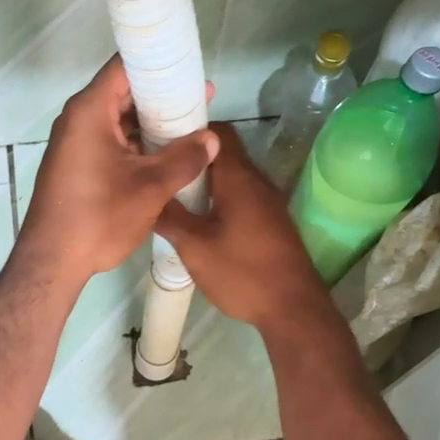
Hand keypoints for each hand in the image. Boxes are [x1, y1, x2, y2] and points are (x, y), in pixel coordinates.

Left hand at [17, 56, 218, 283]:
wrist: (52, 261)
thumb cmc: (99, 217)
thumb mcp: (151, 188)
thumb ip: (184, 159)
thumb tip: (211, 140)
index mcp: (90, 111)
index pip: (125, 66)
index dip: (160, 65)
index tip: (190, 72)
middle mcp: (77, 120)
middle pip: (123, 93)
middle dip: (161, 98)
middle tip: (199, 103)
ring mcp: (74, 144)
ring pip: (118, 121)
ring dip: (150, 125)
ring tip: (188, 130)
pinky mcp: (75, 166)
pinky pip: (109, 142)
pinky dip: (135, 145)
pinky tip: (163, 157)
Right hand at [155, 135, 333, 334]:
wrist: (292, 309)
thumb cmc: (242, 273)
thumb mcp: (195, 247)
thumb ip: (169, 217)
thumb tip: (147, 196)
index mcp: (239, 178)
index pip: (217, 132)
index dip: (188, 130)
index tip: (158, 142)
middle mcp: (257, 182)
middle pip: (222, 154)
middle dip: (190, 159)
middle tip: (158, 171)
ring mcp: (267, 202)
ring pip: (230, 178)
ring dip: (203, 182)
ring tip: (171, 196)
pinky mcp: (270, 222)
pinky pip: (239, 197)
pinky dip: (217, 200)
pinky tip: (197, 220)